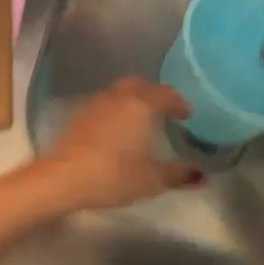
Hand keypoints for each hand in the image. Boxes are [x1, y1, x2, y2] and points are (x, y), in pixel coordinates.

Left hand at [35, 77, 201, 209]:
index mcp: (140, 105)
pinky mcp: (81, 113)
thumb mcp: (150, 180)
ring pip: (121, 90)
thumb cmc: (112, 176)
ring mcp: (97, 103)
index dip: (178, 102)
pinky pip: (107, 101)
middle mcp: (119, 97)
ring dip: (135, 97)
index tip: (186, 114)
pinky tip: (119, 126)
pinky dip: (118, 106)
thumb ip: (177, 174)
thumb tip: (200, 174)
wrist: (63, 177)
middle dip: (156, 93)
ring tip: (144, 116)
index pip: (165, 94)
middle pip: (141, 84)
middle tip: (166, 109)